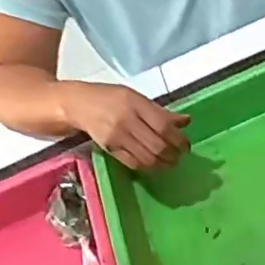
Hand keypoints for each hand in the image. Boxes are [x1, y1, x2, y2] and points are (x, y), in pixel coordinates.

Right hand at [69, 83, 190, 169]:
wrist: (78, 104)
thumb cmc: (111, 98)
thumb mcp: (136, 97)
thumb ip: (161, 111)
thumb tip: (186, 121)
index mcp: (135, 104)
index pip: (163, 126)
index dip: (178, 140)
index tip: (185, 146)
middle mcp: (127, 120)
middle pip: (157, 146)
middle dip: (173, 155)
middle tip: (178, 156)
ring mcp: (118, 137)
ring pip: (147, 158)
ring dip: (163, 164)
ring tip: (168, 162)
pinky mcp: (110, 149)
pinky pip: (134, 163)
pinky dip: (147, 167)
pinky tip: (153, 164)